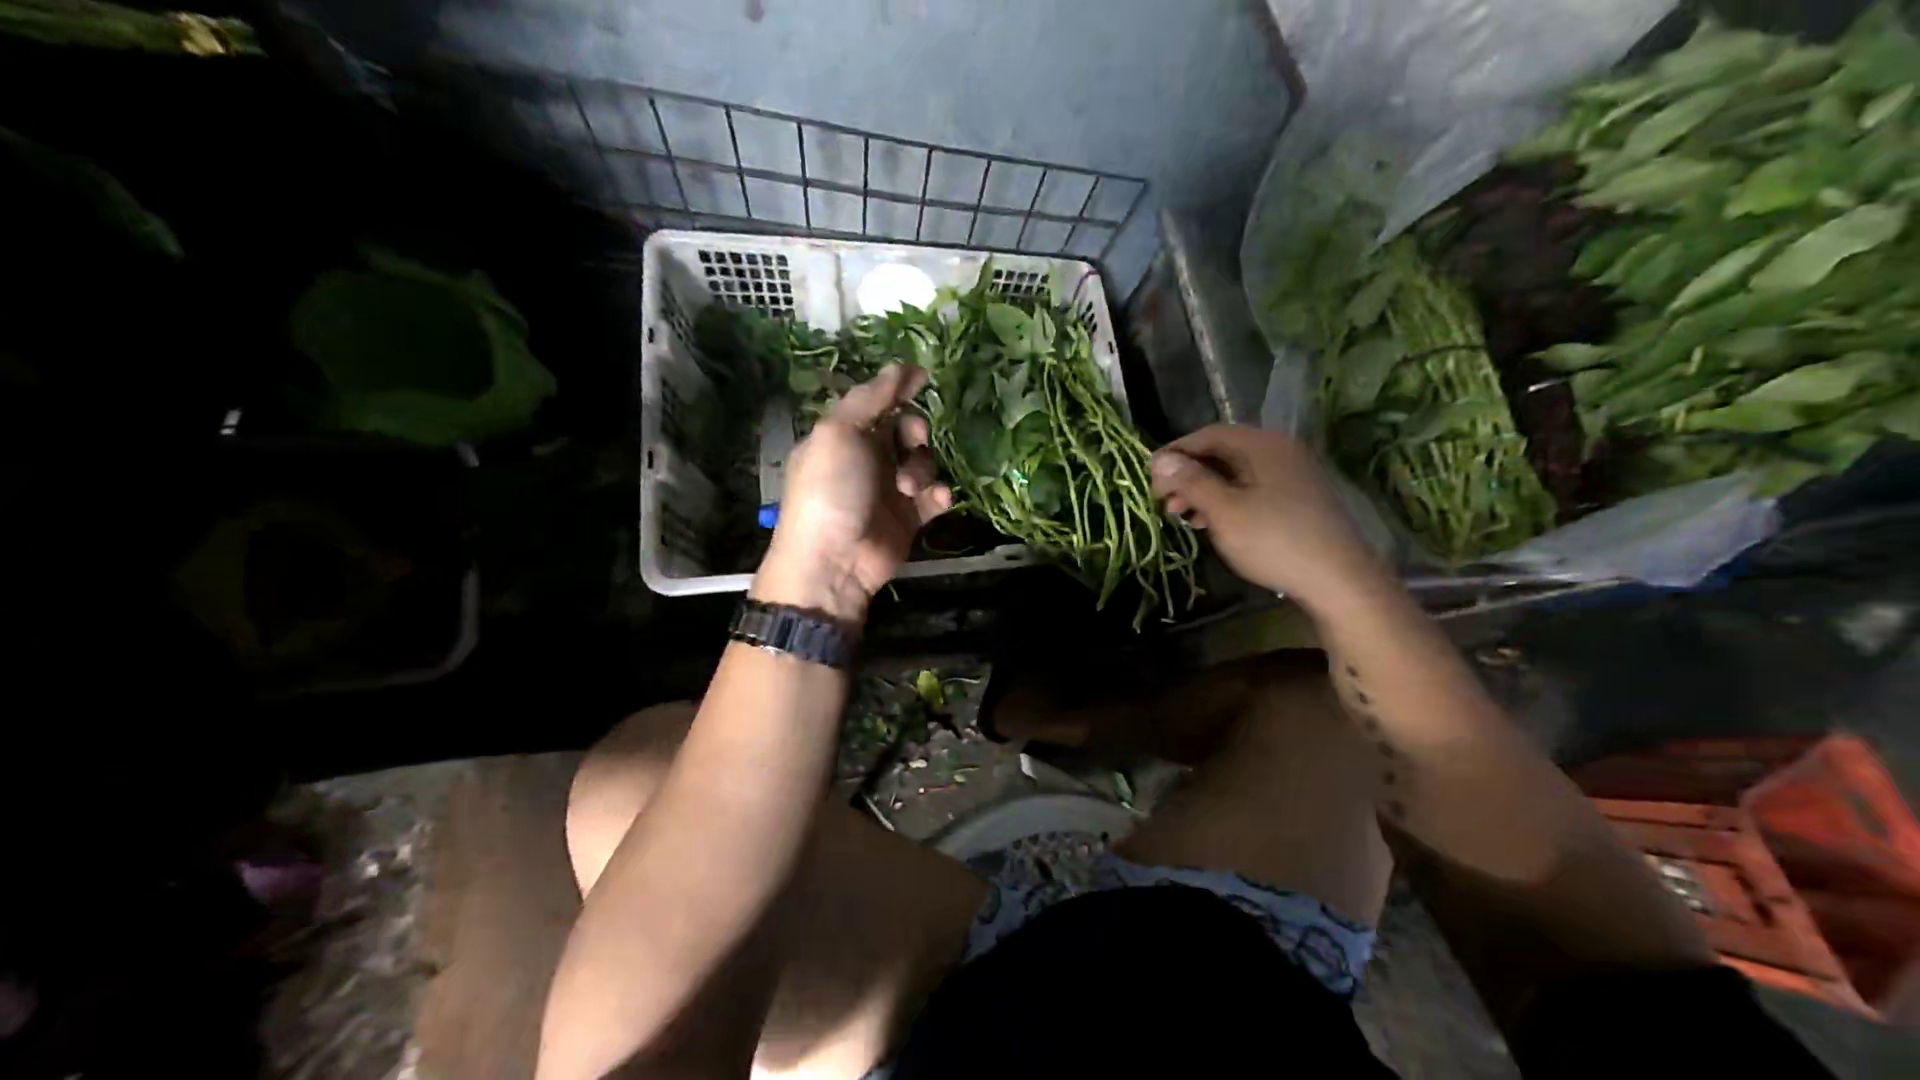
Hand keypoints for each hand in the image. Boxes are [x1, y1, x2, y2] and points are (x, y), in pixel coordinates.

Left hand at [751, 363, 951, 623]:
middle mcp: (867, 458)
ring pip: (923, 462)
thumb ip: (870, 397)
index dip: (899, 387)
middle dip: (914, 432)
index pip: (876, 402)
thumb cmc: (830, 490)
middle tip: (911, 442)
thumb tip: (899, 365)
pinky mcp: (909, 517)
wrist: (834, 561)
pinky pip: (934, 496)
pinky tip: (936, 500)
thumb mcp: (839, 433)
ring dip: (922, 469)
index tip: (924, 376)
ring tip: (909, 489)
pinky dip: (938, 495)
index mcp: (844, 435)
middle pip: (906, 429)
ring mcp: (889, 489)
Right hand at [1150, 425, 1391, 611]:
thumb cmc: (1275, 541)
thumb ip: (1191, 482)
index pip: (1208, 435)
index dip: (1175, 453)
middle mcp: (1281, 450)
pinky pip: (1252, 487)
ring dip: (1204, 489)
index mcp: (1264, 445)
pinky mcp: (1298, 497)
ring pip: (1236, 472)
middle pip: (1222, 452)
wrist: (1339, 580)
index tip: (1150, 478)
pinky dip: (1226, 499)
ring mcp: (1293, 473)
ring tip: (1182, 516)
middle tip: (1163, 502)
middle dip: (1188, 474)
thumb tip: (1160, 460)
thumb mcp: (1225, 512)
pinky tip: (1211, 522)